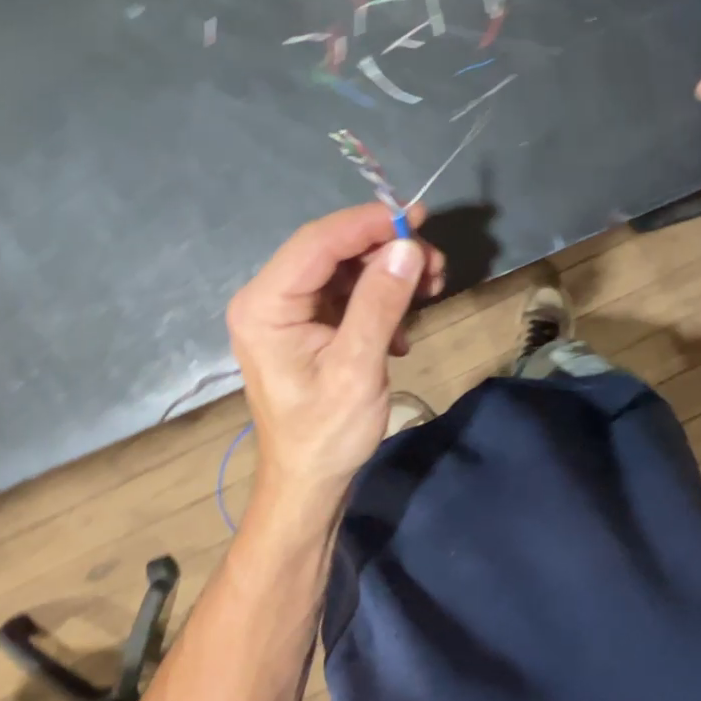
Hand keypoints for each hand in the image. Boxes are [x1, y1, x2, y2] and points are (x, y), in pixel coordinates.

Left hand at [226, 203, 445, 505]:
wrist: (310, 482)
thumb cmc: (327, 433)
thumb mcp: (357, 368)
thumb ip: (380, 303)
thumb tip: (407, 248)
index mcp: (265, 306)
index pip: (317, 242)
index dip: (368, 223)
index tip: (418, 218)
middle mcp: (268, 300)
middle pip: (332, 252)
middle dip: (386, 252)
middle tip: (435, 265)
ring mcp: (287, 315)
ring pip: (343, 272)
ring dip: (389, 277)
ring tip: (431, 289)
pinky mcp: (306, 329)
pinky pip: (345, 298)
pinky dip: (379, 304)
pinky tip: (403, 332)